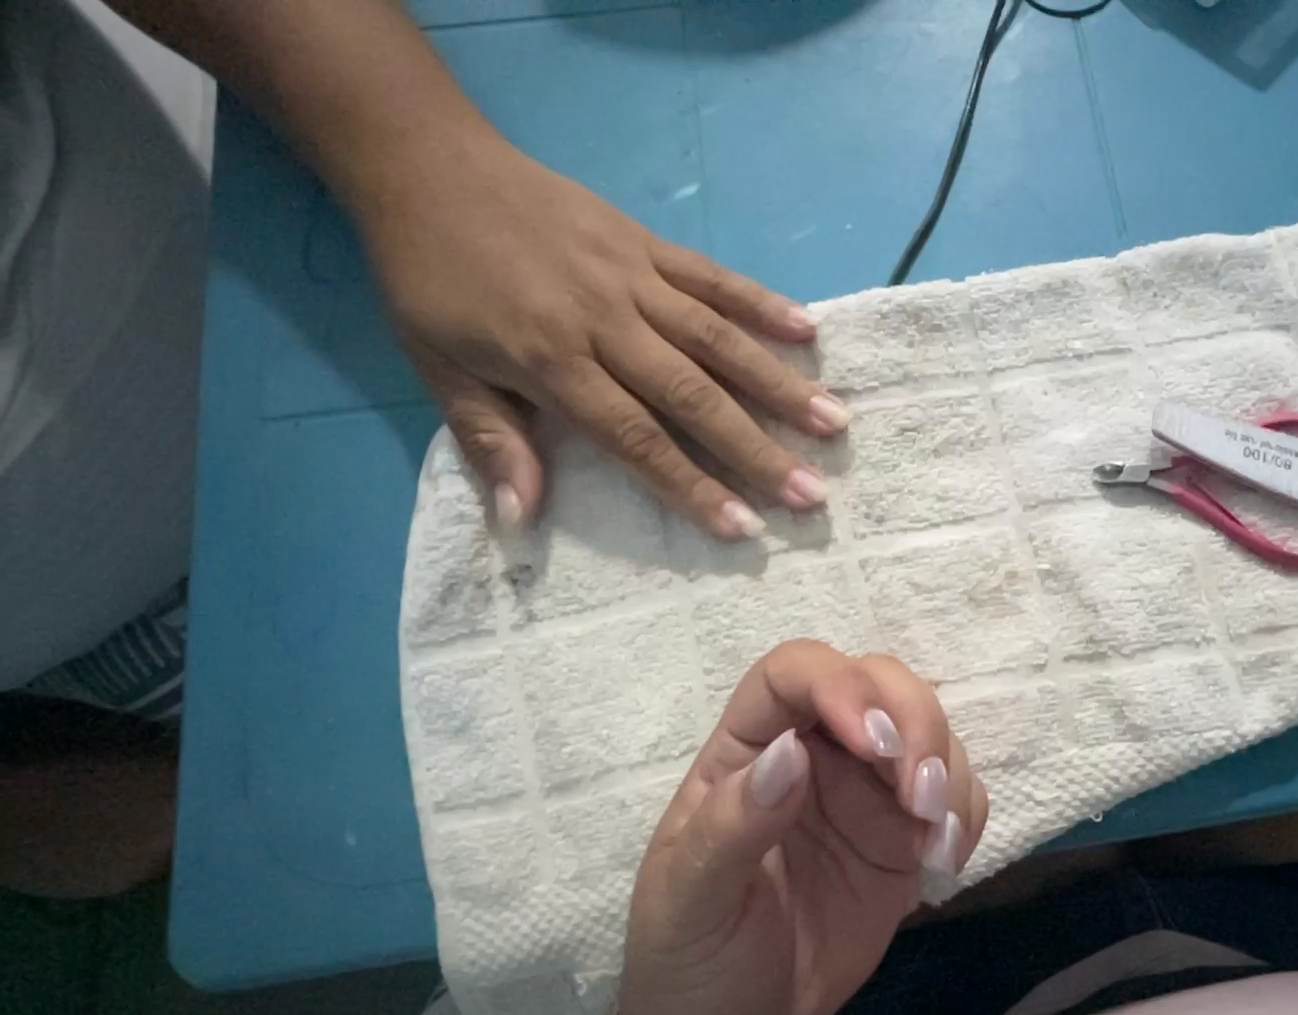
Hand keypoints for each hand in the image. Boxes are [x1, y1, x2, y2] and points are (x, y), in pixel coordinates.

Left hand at [355, 133, 849, 539]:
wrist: (428, 165)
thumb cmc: (431, 280)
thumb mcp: (437, 368)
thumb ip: (490, 442)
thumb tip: (523, 520)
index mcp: (553, 361)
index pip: (636, 438)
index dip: (692, 487)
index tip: (745, 528)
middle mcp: (606, 323)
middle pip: (693, 396)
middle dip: (756, 450)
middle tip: (812, 493)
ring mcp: (635, 278)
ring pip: (717, 340)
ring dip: (779, 385)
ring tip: (833, 423)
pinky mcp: (648, 244)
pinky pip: (713, 277)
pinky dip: (760, 303)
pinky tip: (808, 331)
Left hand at [611, 642, 988, 1014]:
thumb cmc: (691, 955)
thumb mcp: (690, 899)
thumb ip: (732, 827)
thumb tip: (791, 753)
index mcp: (750, 745)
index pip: (794, 672)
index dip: (838, 686)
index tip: (873, 743)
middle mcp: (815, 748)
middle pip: (879, 681)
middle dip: (915, 723)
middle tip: (921, 795)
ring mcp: (866, 787)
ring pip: (928, 729)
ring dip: (947, 769)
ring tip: (937, 843)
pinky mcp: (906, 832)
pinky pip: (955, 791)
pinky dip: (967, 811)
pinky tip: (946, 861)